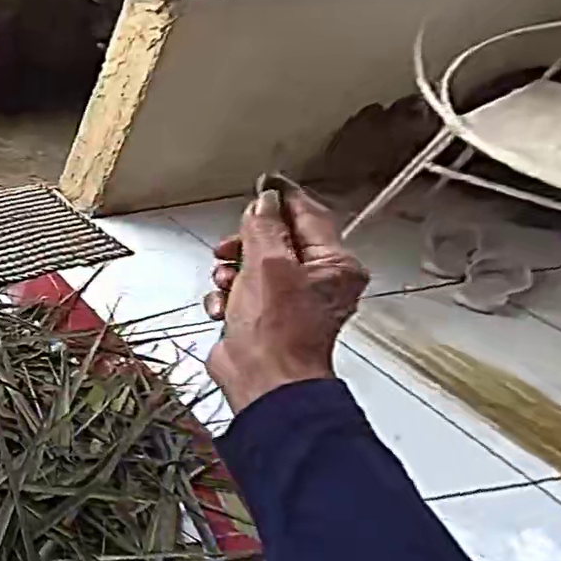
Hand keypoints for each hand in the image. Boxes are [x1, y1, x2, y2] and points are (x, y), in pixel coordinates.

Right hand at [204, 186, 368, 411]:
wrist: (262, 376)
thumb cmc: (278, 332)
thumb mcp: (267, 266)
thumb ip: (264, 228)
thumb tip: (264, 203)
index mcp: (334, 265)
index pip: (310, 217)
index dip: (284, 199)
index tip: (267, 184)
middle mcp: (316, 280)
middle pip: (273, 241)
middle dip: (244, 245)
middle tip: (229, 249)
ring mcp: (288, 298)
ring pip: (250, 266)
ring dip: (229, 273)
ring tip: (228, 286)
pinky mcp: (262, 315)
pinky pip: (237, 291)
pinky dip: (225, 296)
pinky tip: (226, 308)